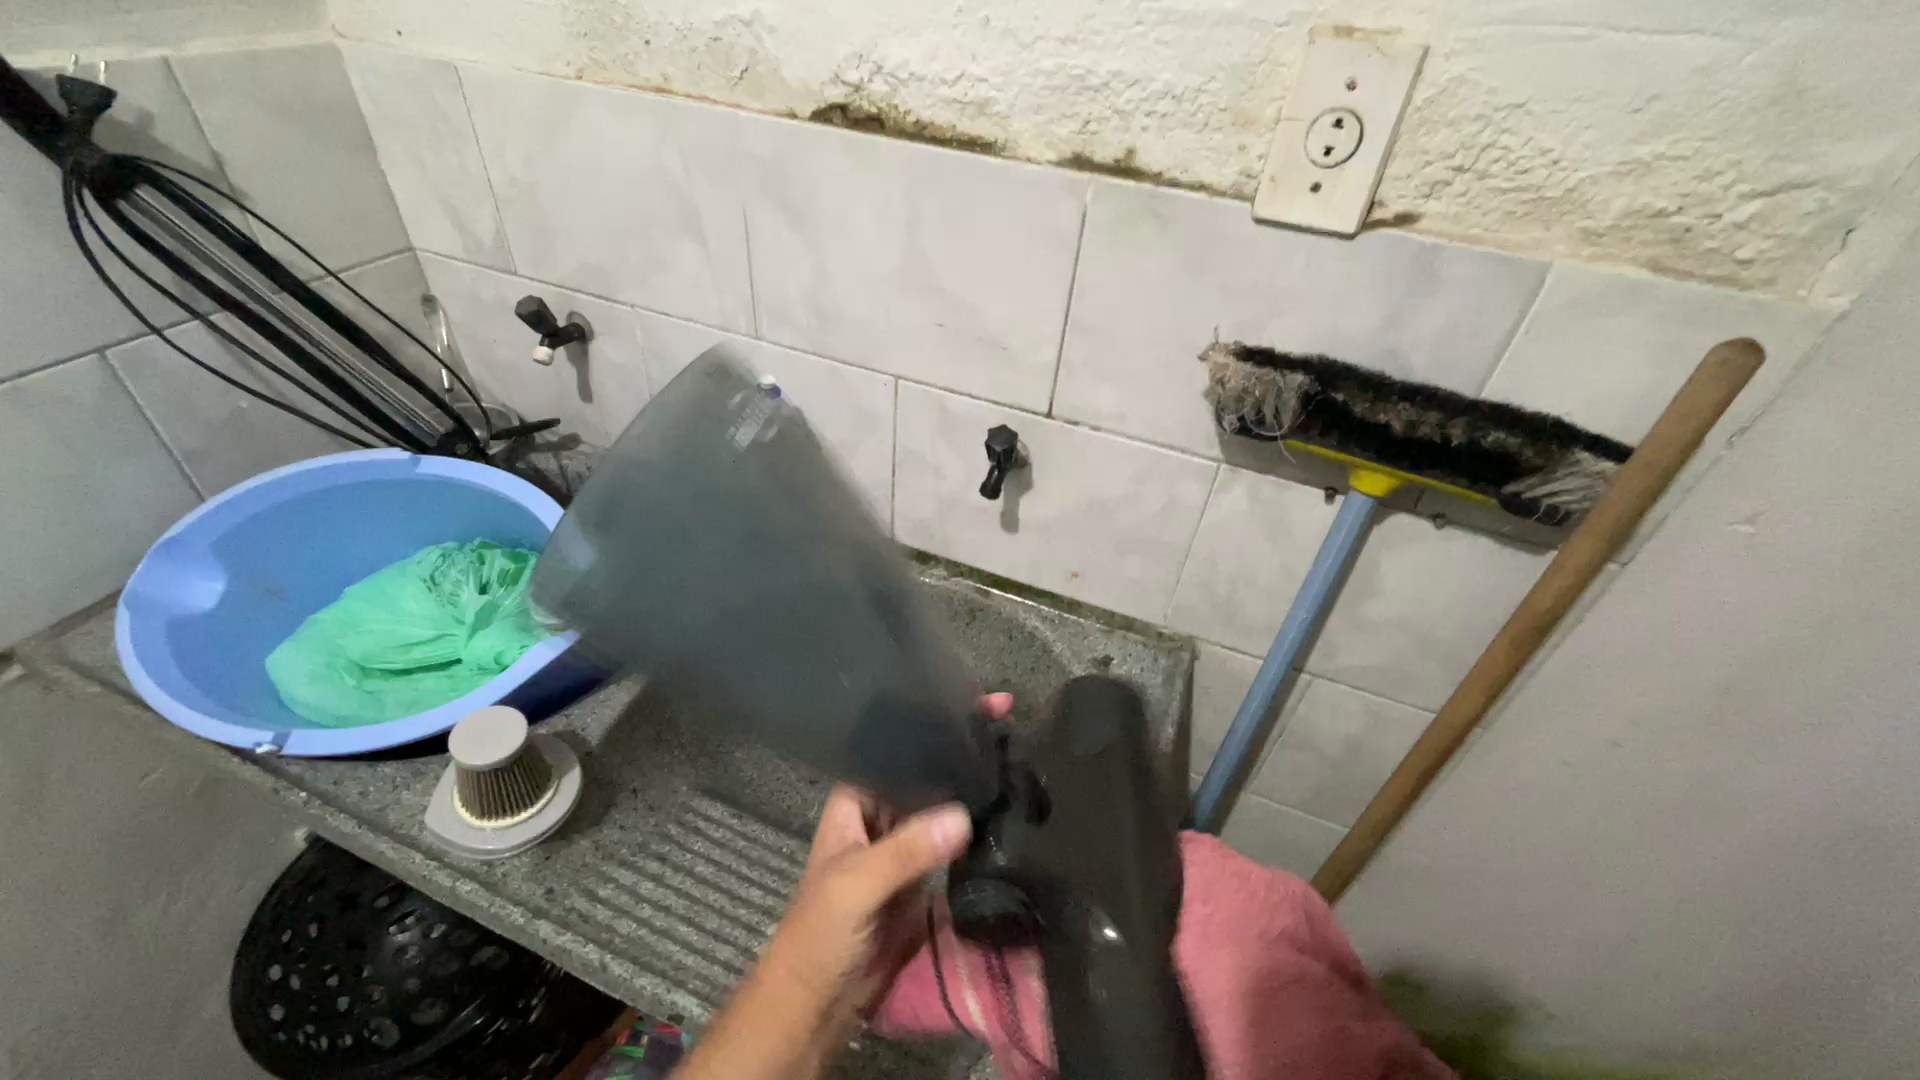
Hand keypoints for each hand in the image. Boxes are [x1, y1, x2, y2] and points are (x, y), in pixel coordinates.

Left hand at [675, 693, 1011, 1079]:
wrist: (819, 1003)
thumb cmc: (819, 933)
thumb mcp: (854, 884)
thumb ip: (905, 850)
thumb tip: (963, 814)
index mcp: (854, 802)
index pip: (894, 749)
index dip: (928, 723)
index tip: (971, 699)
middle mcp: (881, 816)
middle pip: (922, 773)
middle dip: (956, 748)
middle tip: (1006, 718)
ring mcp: (905, 848)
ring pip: (942, 806)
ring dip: (971, 785)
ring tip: (1014, 753)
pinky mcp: (926, 880)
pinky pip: (954, 845)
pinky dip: (978, 828)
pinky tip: (1007, 809)